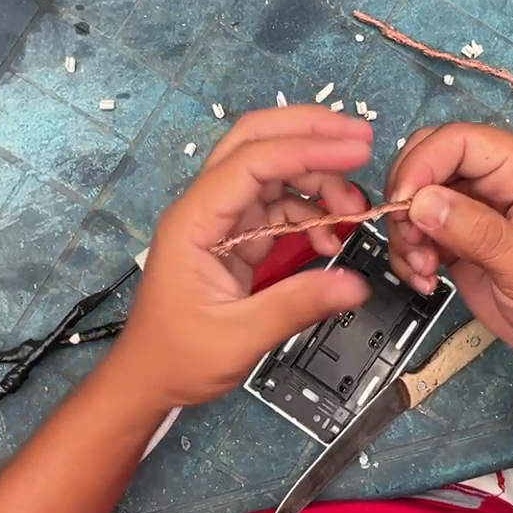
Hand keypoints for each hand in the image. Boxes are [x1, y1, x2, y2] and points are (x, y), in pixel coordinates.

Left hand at [108, 107, 375, 406]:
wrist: (150, 378)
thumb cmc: (177, 357)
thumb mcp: (239, 337)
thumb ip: (297, 305)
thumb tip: (355, 285)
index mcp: (193, 223)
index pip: (250, 161)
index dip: (306, 148)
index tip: (355, 149)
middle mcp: (205, 210)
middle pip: (255, 143)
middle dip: (309, 134)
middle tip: (362, 140)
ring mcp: (220, 221)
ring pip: (272, 173)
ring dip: (316, 180)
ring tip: (354, 209)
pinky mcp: (235, 238)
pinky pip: (278, 207)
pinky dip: (310, 213)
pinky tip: (329, 238)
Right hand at [385, 124, 512, 364]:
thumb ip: (477, 232)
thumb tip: (421, 202)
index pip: (459, 141)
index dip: (422, 165)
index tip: (401, 206)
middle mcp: (496, 182)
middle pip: (428, 161)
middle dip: (408, 199)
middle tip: (411, 240)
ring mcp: (474, 210)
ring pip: (415, 199)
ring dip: (407, 235)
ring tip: (424, 270)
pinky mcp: (457, 239)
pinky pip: (417, 232)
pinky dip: (410, 255)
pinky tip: (427, 281)